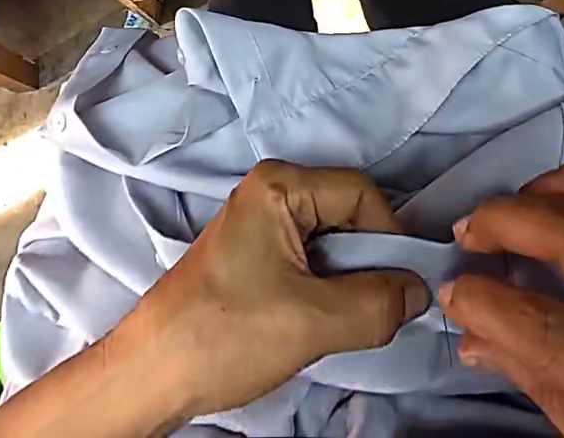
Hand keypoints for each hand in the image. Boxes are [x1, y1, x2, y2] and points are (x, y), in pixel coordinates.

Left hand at [0, 160, 429, 437]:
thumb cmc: (224, 335)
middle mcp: (273, 187)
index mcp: (282, 183)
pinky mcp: (254, 247)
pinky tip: (322, 313)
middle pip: (347, 211)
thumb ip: (378, 304)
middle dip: (368, 259)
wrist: (143, 381)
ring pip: (332, 235)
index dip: (389, 236)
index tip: (399, 285)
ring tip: (346, 314)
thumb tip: (421, 292)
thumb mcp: (311, 322)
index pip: (361, 194)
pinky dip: (327, 280)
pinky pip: (311, 251)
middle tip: (376, 303)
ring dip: (349, 274)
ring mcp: (261, 216)